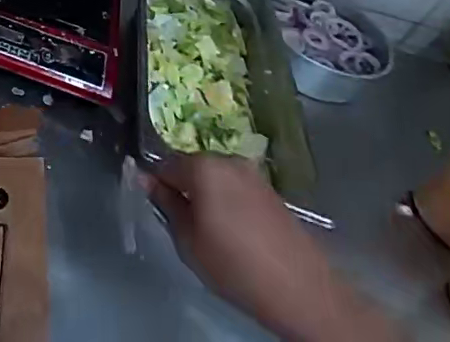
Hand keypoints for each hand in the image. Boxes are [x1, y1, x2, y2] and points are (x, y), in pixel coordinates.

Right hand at [144, 154, 400, 341]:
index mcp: (202, 165)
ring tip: (212, 230)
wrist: (303, 291)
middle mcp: (227, 159)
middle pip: (191, 166)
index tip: (158, 207)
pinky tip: (235, 232)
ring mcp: (252, 173)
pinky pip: (236, 187)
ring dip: (207, 194)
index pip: (164, 163)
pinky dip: (228, 201)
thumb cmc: (236, 266)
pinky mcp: (270, 190)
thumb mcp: (188, 241)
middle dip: (184, 187)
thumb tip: (146, 179)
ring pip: (214, 176)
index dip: (157, 184)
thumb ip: (165, 204)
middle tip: (185, 223)